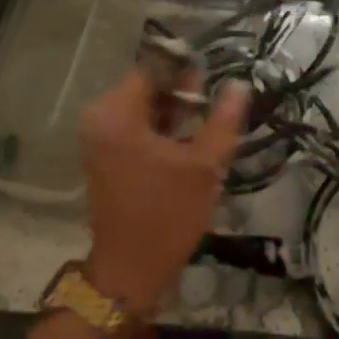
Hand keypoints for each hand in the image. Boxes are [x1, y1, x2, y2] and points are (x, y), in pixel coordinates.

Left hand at [79, 69, 249, 315]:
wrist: (130, 272)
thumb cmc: (166, 215)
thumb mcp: (204, 166)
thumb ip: (224, 119)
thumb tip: (239, 83)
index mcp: (117, 112)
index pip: (154, 67)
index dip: (185, 67)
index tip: (214, 72)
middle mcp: (100, 117)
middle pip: (147, 85)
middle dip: (182, 90)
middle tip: (215, 100)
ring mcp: (99, 136)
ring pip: (144, 105)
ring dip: (174, 109)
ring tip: (207, 119)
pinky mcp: (105, 154)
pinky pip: (136, 124)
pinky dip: (160, 126)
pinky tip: (189, 139)